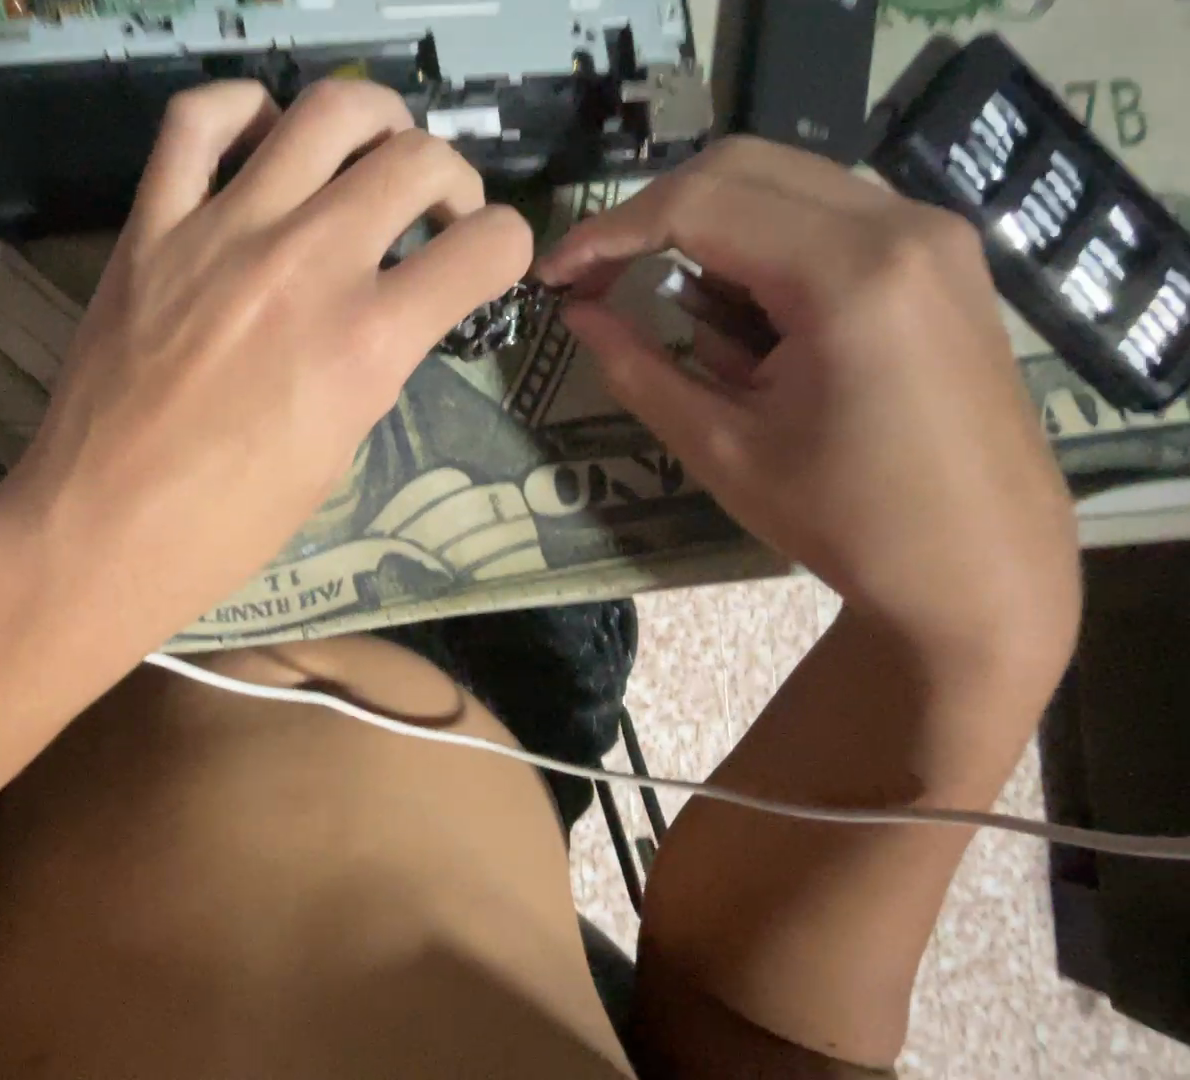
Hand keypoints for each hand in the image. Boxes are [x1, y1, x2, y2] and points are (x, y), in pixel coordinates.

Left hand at [0, 79, 531, 647]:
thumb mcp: (331, 457)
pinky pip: (197, 122)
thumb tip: (378, 316)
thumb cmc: (223, 527)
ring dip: (373, 123)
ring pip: (327, 112)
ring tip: (366, 157)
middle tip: (431, 214)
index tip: (483, 263)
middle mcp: (306, 265)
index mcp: (364, 344)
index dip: (504, 249)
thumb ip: (366, 369)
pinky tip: (260, 138)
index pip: (485, 247)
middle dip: (450, 180)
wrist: (101, 530)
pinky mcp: (151, 228)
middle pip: (417, 160)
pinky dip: (241, 109)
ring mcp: (221, 234)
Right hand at [537, 137, 1078, 667]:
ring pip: (778, 183)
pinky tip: (734, 318)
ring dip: (700, 232)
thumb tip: (577, 314)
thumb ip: (637, 368)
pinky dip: (753, 249)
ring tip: (661, 308)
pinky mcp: (934, 257)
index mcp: (848, 274)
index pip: (697, 204)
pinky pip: (819, 215)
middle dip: (647, 219)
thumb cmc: (839, 516)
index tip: (550, 275)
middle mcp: (900, 225)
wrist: (978, 562)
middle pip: (737, 169)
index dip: (606, 233)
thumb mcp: (716, 446)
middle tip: (593, 281)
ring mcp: (928, 234)